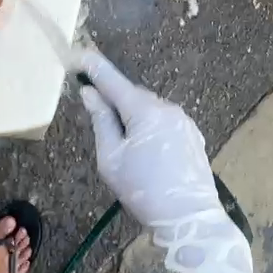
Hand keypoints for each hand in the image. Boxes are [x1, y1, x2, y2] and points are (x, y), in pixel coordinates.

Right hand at [77, 52, 265, 272]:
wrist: (189, 219)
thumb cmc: (143, 191)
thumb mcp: (111, 159)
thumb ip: (101, 121)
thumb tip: (90, 94)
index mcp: (145, 111)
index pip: (114, 80)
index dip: (94, 67)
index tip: (79, 53)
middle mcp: (167, 108)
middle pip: (132, 96)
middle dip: (115, 102)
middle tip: (100, 123)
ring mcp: (183, 120)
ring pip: (149, 109)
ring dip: (134, 118)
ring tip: (127, 152)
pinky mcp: (192, 134)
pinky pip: (164, 122)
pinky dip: (150, 128)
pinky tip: (148, 155)